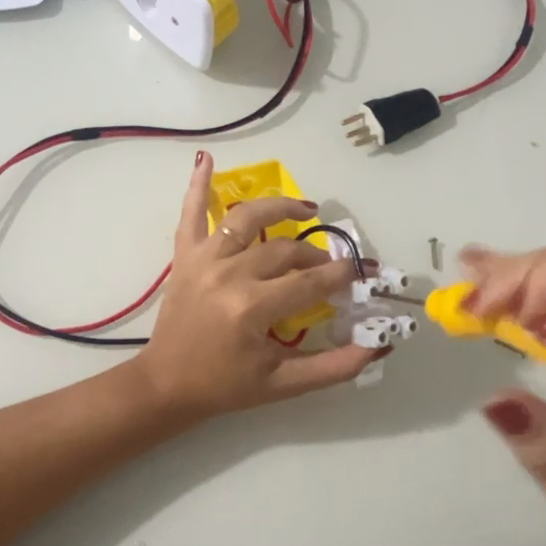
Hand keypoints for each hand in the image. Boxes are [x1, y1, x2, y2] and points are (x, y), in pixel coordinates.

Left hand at [131, 152, 383, 420]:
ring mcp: (203, 260)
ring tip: (305, 210)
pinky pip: (190, 213)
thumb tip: (378, 345)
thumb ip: (333, 366)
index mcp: (252, 307)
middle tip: (332, 268)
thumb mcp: (283, 385)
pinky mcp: (184, 256)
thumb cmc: (225, 386)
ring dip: (279, 208)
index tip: (365, 272)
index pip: (310, 281)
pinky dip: (197, 184)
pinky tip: (206, 159)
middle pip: (284, 250)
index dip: (344, 275)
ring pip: (246, 219)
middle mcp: (228, 275)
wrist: (167, 384)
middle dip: (316, 256)